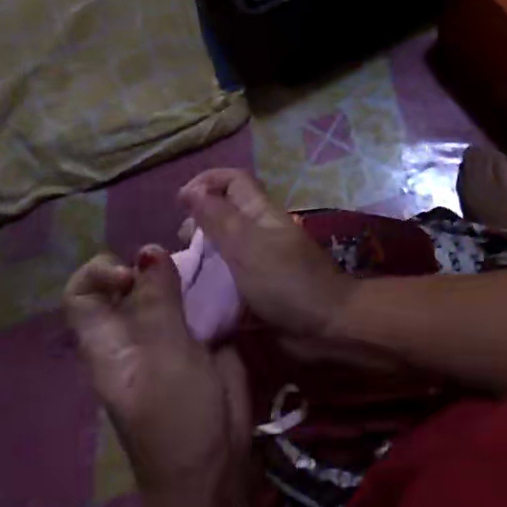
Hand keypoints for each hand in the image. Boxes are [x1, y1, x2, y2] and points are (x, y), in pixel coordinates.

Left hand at [63, 247, 249, 497]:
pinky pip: (199, 304)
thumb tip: (149, 249)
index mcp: (108, 342)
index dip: (101, 272)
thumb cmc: (178, 420)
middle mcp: (133, 334)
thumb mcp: (167, 358)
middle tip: (182, 263)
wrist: (215, 470)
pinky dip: (209, 289)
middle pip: (130, 284)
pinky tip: (228, 279)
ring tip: (208, 263)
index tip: (134, 272)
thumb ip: (159, 302)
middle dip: (153, 265)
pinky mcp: (201, 342)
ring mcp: (168, 337)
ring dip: (185, 273)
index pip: (83, 292)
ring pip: (167, 290)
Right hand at [178, 168, 356, 337]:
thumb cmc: (286, 281)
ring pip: (225, 242)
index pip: (232, 180)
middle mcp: (260, 229)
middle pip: (226, 210)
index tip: (179, 202)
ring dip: (203, 248)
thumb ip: (217, 218)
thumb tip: (189, 191)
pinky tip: (198, 288)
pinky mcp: (259, 286)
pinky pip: (229, 271)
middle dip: (200, 218)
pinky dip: (212, 274)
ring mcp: (261, 258)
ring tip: (185, 265)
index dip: (206, 182)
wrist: (326, 326)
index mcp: (260, 211)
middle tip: (181, 240)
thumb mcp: (246, 245)